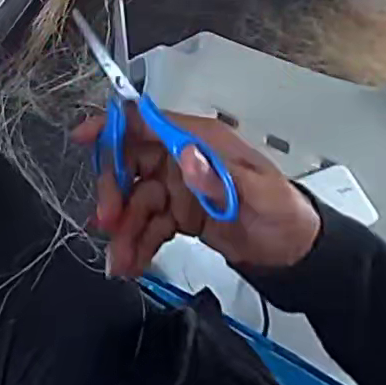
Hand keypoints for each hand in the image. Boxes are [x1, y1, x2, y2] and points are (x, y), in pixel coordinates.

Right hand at [72, 108, 319, 276]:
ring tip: (118, 256)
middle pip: (127, 162)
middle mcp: (179, 157)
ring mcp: (174, 185)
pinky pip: (146, 224)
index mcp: (197, 140)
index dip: (111, 126)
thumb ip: (219, 175)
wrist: (301, 259)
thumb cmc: (287, 215)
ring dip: (123, 227)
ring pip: (133, 199)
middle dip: (112, 190)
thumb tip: (185, 156)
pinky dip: (136, 243)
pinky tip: (129, 261)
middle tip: (107, 218)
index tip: (84, 138)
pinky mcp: (174, 213)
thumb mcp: (261, 192)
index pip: (143, 123)